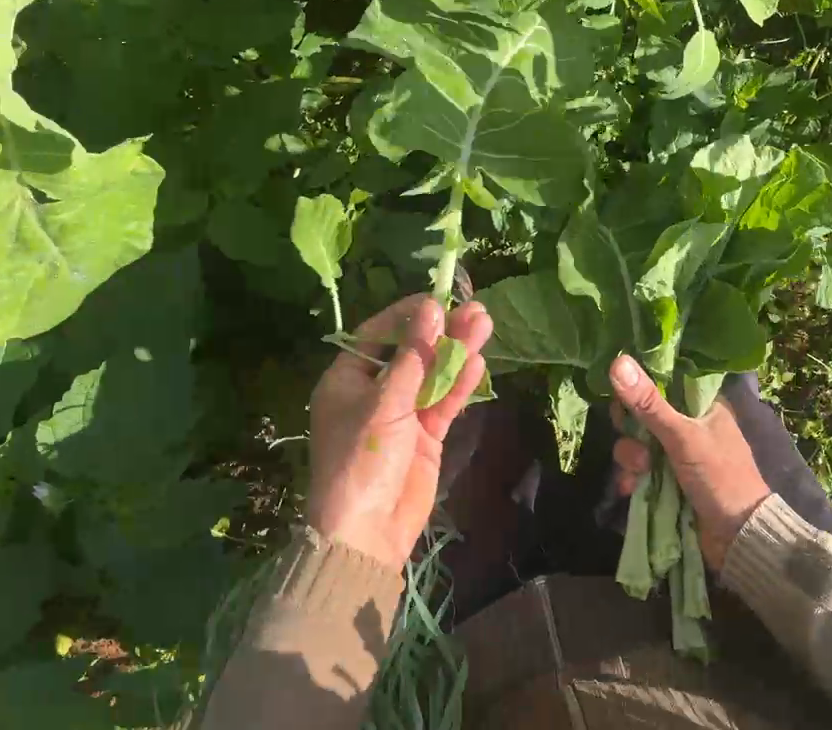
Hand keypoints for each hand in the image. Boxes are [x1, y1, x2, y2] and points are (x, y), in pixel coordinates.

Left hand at [305, 295, 491, 567]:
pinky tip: (479, 363)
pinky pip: (443, 402)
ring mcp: (402, 413)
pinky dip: (459, 384)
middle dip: (442, 332)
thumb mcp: (384, 403)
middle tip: (475, 308)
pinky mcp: (425, 434)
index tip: (440, 298)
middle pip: (412, 352)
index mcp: (347, 379)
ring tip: (485, 323)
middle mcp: (374, 391)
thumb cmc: (361, 460)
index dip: (409, 315)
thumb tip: (432, 308)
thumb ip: (413, 356)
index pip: (379, 334)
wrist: (367, 532)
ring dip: (457, 352)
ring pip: (433, 375)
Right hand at [607, 355, 771, 571]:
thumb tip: (618, 360)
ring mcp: (676, 452)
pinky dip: (632, 476)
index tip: (621, 396)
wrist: (739, 537)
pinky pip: (639, 467)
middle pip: (643, 412)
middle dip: (631, 430)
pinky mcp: (666, 478)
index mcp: (701, 404)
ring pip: (637, 441)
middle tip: (634, 442)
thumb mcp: (683, 437)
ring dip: (631, 457)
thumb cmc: (720, 476)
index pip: (662, 380)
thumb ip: (649, 403)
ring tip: (637, 476)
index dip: (639, 386)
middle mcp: (687, 423)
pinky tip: (630, 489)